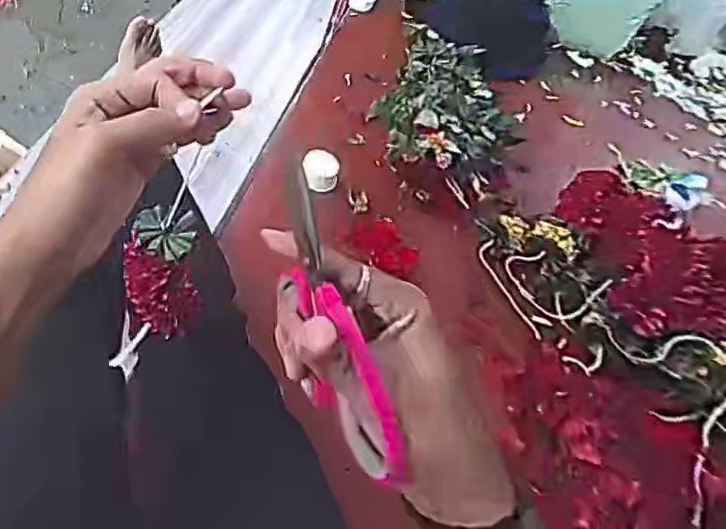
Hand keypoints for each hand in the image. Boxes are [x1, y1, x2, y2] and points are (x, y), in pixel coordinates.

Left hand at [8, 58, 249, 276]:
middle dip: (203, 87)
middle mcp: (117, 110)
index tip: (201, 115)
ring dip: (206, 108)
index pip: (154, 79)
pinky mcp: (141, 163)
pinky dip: (196, 132)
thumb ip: (152, 124)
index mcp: (101, 97)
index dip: (182, 91)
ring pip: (175, 113)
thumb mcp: (103, 147)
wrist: (46, 249)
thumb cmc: (66, 192)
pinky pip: (174, 138)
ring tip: (237, 108)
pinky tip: (215, 130)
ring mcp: (131, 138)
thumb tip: (200, 110)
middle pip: (167, 89)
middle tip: (240, 92)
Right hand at [265, 229, 514, 527]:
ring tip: (305, 377)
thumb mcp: (378, 392)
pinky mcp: (361, 352)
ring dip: (299, 342)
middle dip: (299, 318)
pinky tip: (311, 383)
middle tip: (296, 357)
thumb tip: (307, 327)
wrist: (455, 484)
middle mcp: (381, 307)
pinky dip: (307, 357)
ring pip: (315, 314)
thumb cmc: (431, 432)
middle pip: (320, 289)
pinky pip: (321, 340)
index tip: (270, 240)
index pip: (341, 265)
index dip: (304, 253)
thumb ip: (337, 357)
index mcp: (398, 302)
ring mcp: (370, 330)